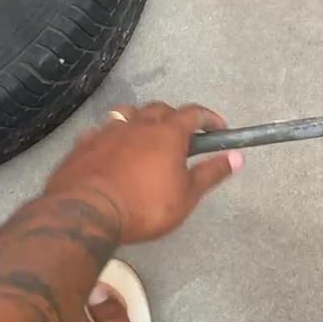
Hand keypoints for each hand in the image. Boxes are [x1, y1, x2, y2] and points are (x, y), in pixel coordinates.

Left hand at [43, 103, 242, 243]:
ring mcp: (108, 131)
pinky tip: (112, 151)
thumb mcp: (187, 195)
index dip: (208, 118)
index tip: (219, 128)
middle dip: (175, 117)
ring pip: (128, 113)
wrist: (87, 213)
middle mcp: (138, 124)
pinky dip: (112, 136)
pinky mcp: (84, 143)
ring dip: (141, 119)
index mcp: (167, 133)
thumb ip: (212, 173)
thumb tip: (238, 158)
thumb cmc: (145, 206)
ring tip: (145, 136)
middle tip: (182, 137)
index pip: (194, 113)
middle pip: (161, 109)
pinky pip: (102, 130)